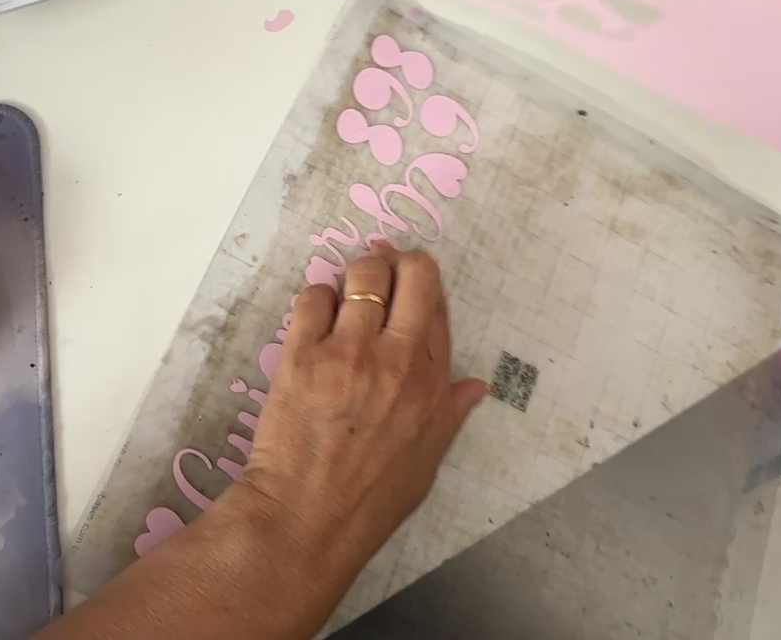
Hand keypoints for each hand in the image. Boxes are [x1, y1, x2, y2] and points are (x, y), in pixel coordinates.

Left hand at [229, 248, 488, 588]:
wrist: (304, 520)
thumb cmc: (369, 498)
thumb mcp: (427, 460)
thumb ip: (452, 412)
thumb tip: (478, 384)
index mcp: (430, 383)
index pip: (437, 305)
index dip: (423, 284)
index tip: (409, 280)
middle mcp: (396, 358)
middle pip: (411, 274)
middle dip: (398, 261)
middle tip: (382, 266)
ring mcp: (349, 352)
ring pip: (362, 275)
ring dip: (357, 274)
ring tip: (347, 289)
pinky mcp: (303, 353)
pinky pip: (313, 297)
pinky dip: (316, 298)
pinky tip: (316, 317)